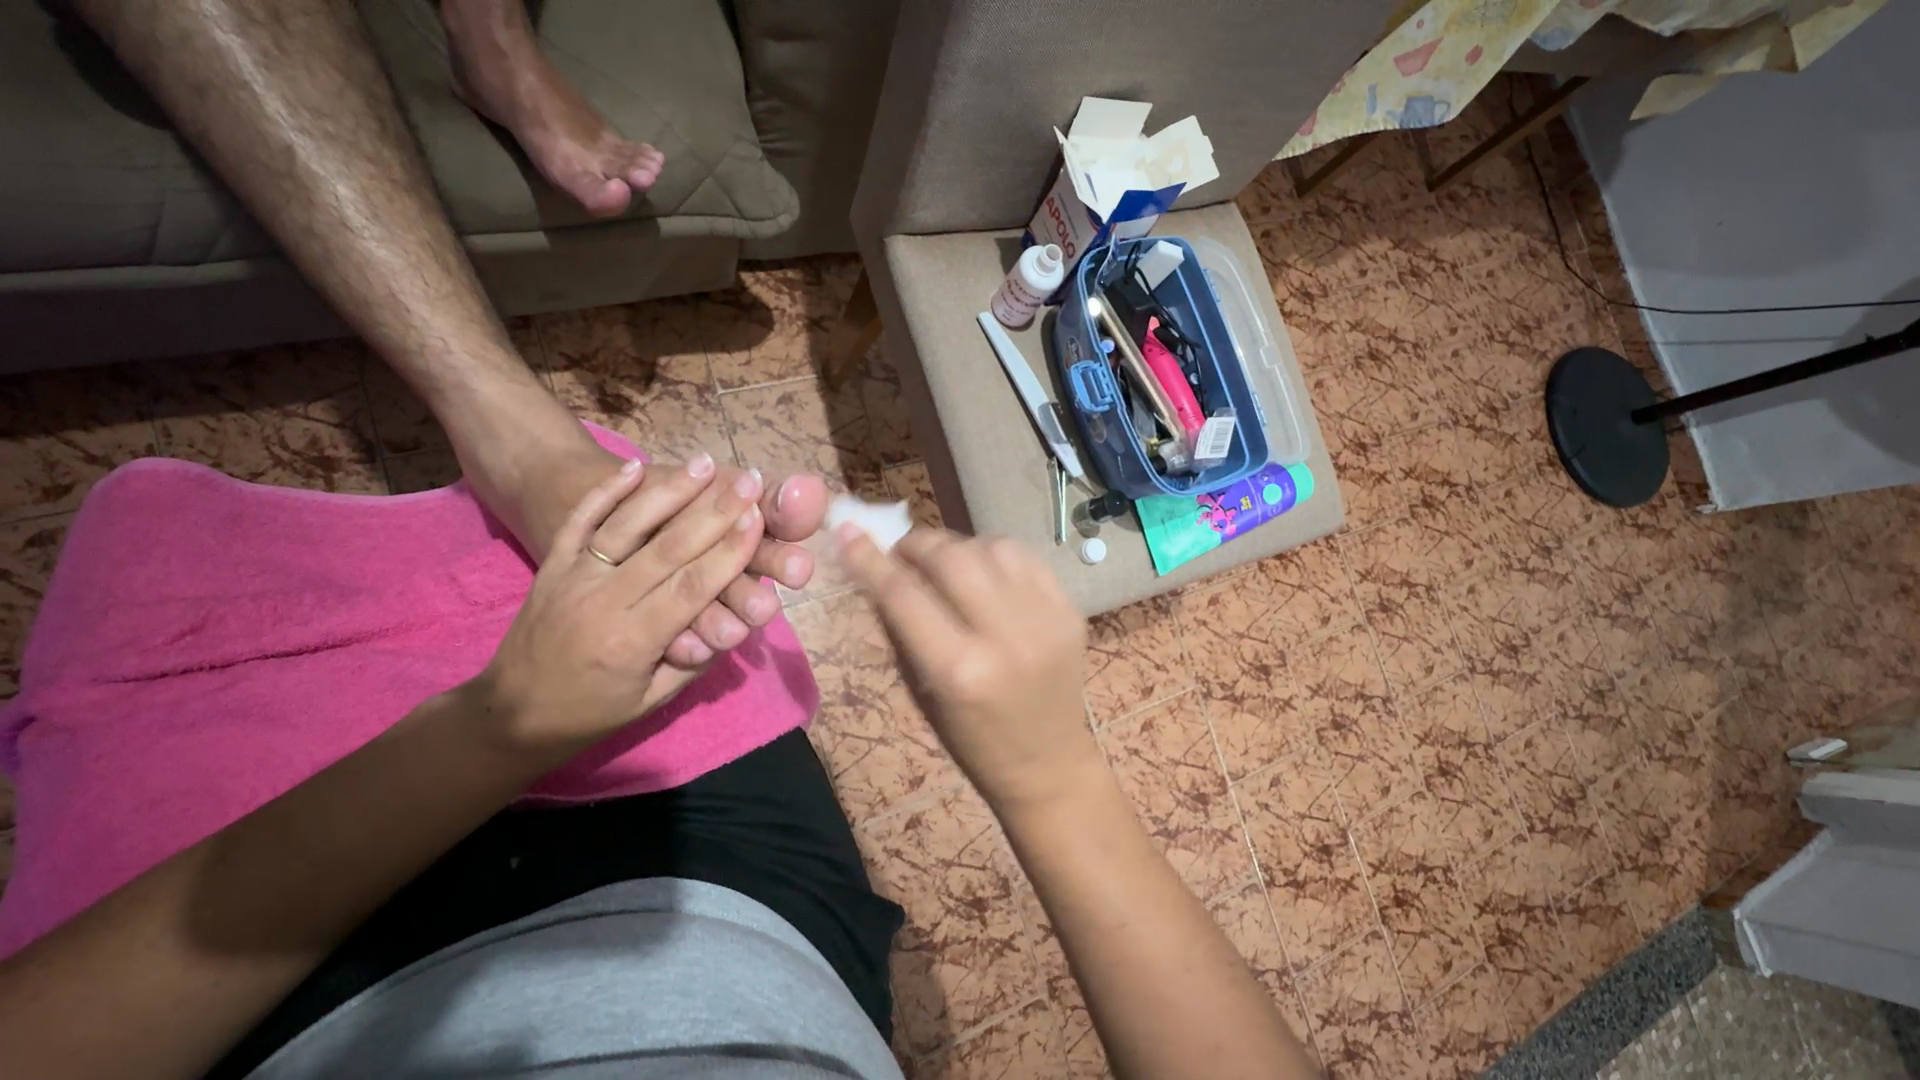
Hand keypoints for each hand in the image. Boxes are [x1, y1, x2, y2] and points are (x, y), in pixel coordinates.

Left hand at [473, 457, 766, 752]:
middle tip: (748, 482)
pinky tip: (637, 465)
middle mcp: (603, 602)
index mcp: (632, 642)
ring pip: (628, 526)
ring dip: (670, 491)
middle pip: (668, 549)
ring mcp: (574, 577)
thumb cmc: (591, 713)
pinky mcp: (553, 564)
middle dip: (714, 512)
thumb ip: (693, 659)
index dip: (728, 552)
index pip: (690, 588)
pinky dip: (608, 491)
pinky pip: (583, 521)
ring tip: (706, 462)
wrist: (511, 714)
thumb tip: (737, 619)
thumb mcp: (650, 701)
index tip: (757, 520)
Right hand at [837, 527, 1102, 812]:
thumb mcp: (921, 690)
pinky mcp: (1070, 612)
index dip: (871, 560)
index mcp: (958, 671)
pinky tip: (982, 568)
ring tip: (943, 560)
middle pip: (952, 559)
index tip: (849, 536)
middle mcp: (1005, 639)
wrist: (1048, 764)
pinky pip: (1026, 558)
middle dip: (917, 544)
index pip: (904, 596)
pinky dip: (995, 554)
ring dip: (958, 546)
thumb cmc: (970, 739)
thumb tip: (876, 570)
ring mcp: (1045, 621)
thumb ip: (900, 628)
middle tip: (902, 551)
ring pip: (991, 549)